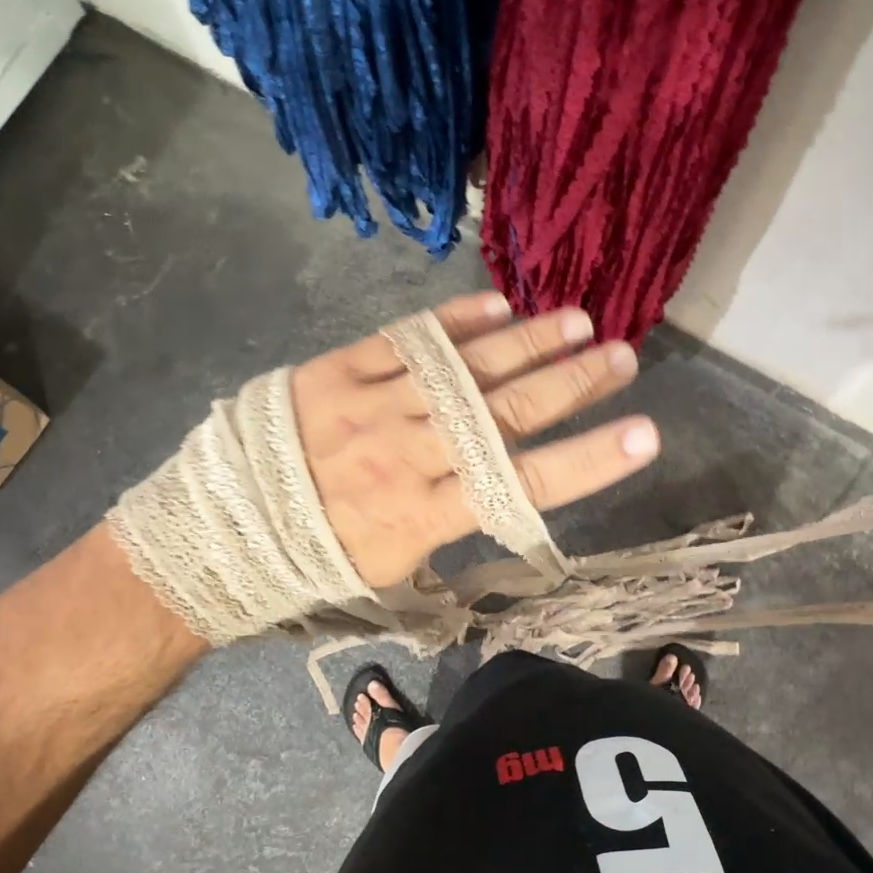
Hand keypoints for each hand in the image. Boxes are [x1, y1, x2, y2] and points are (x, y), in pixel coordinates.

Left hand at [291, 292, 657, 586]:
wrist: (229, 523)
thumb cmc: (320, 556)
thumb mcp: (392, 566)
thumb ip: (447, 525)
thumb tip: (498, 493)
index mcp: (424, 514)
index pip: (521, 485)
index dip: (586, 462)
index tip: (644, 436)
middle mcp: (409, 454)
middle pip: (504, 414)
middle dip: (570, 385)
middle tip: (622, 357)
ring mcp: (375, 405)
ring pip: (464, 370)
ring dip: (526, 344)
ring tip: (578, 322)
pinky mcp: (341, 369)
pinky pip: (406, 339)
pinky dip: (453, 321)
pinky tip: (498, 306)